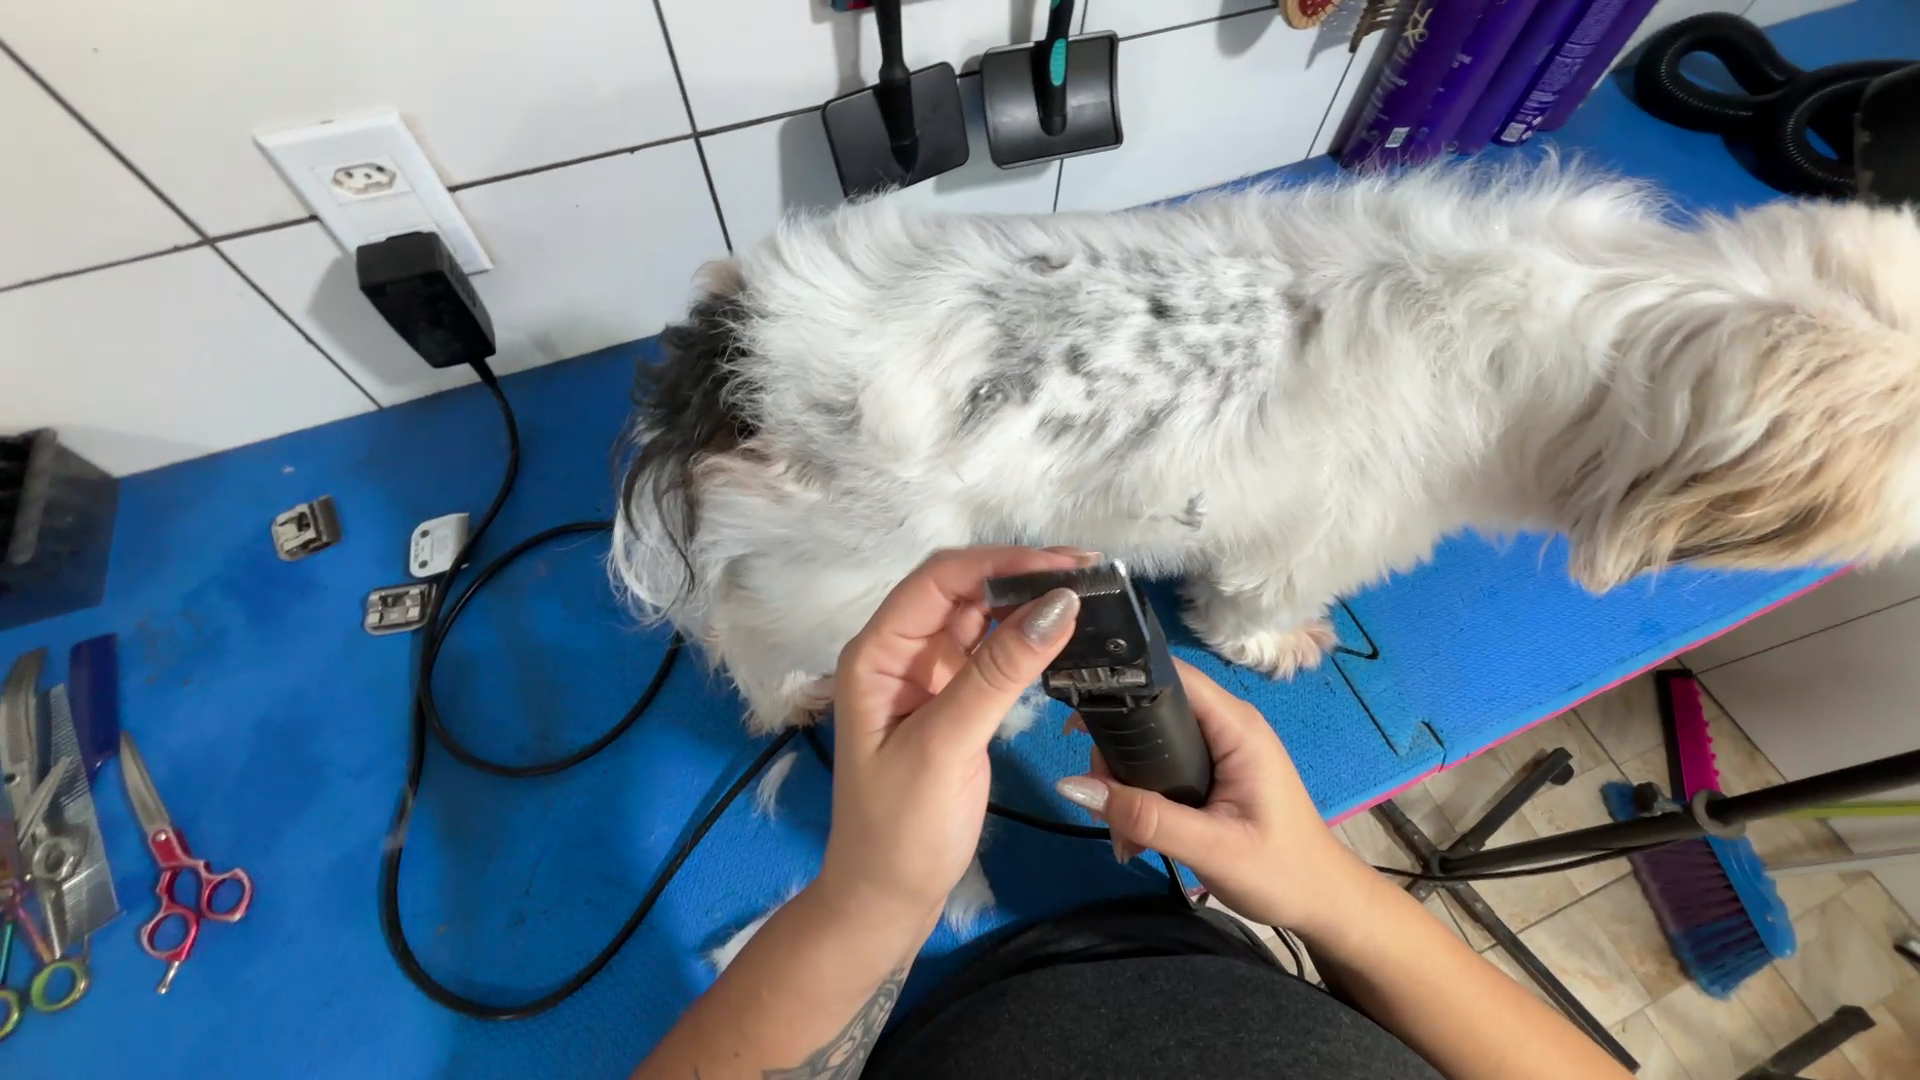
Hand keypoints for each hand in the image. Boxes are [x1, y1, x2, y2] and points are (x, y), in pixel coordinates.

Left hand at [814, 546, 1087, 948]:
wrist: (888, 896)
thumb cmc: (902, 826)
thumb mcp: (947, 744)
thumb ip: (999, 672)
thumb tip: (1059, 604)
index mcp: (877, 652)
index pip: (939, 579)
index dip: (999, 563)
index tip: (1063, 566)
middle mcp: (900, 650)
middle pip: (961, 589)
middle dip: (1019, 574)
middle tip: (1089, 573)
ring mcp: (928, 674)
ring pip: (980, 617)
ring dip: (1027, 602)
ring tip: (1086, 593)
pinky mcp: (953, 697)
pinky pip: (991, 652)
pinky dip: (1025, 638)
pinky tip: (1061, 631)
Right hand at [1054, 659, 1368, 933]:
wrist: (1325, 907)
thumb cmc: (1283, 872)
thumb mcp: (1212, 848)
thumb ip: (1147, 817)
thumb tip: (1075, 786)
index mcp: (1235, 726)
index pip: (1172, 676)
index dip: (1124, 684)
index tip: (1081, 718)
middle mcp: (1224, 726)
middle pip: (1151, 709)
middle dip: (1116, 750)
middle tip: (1097, 795)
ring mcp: (1217, 749)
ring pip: (1149, 742)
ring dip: (1124, 782)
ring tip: (1118, 830)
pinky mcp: (1210, 772)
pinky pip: (1159, 767)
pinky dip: (1139, 796)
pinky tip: (1131, 834)